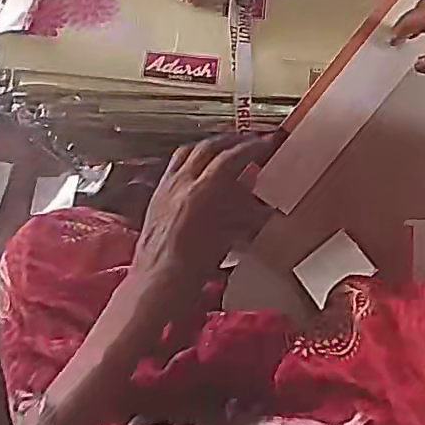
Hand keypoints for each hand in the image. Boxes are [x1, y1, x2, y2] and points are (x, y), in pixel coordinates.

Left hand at [128, 133, 279, 315]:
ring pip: (189, 151)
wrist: (156, 284)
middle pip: (209, 147)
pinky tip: (201, 166)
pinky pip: (175, 164)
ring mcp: (166, 186)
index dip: (252, 147)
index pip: (231, 158)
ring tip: (226, 147)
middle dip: (233, 140)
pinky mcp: (157, 194)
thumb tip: (260, 203)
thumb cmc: (193, 269)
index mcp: (201, 193)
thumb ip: (241, 213)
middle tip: (251, 140)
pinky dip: (192, 157)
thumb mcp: (226, 238)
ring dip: (211, 145)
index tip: (268, 142)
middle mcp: (181, 183)